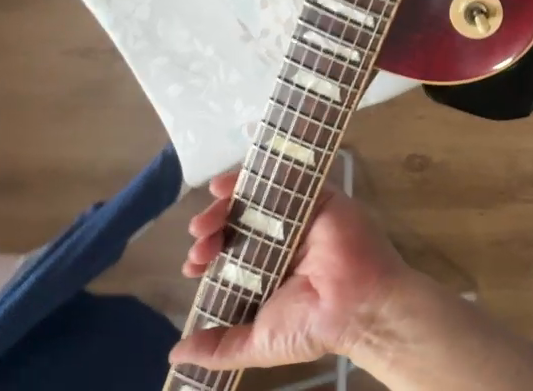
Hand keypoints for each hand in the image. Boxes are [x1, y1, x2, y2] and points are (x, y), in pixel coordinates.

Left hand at [170, 170, 414, 370]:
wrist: (355, 303)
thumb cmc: (309, 326)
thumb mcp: (258, 344)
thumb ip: (219, 348)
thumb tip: (177, 356)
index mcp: (269, 273)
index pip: (231, 256)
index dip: (207, 256)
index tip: (193, 266)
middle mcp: (283, 242)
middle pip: (240, 224)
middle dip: (212, 228)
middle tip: (200, 239)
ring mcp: (302, 217)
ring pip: (258, 200)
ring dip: (226, 205)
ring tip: (208, 220)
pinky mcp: (322, 198)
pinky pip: (291, 181)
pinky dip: (260, 177)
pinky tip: (230, 184)